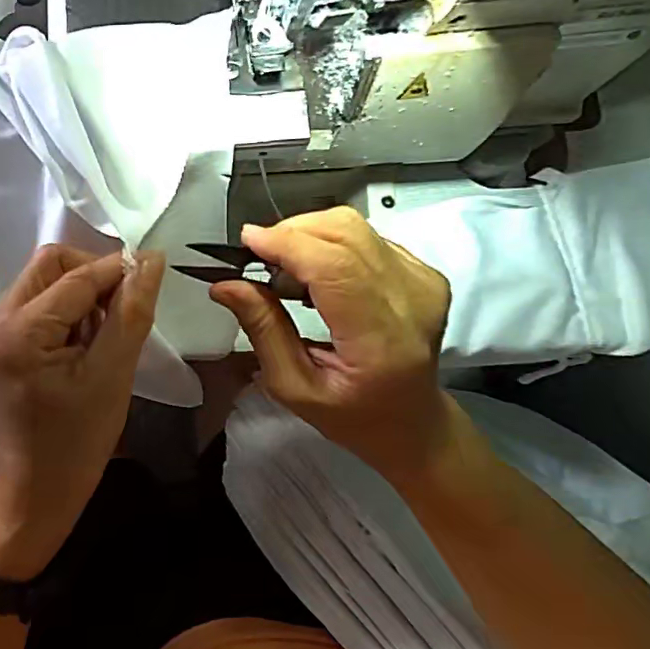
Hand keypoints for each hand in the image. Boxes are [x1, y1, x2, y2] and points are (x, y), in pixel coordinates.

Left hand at [0, 245, 163, 580]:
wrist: (38, 492)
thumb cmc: (78, 440)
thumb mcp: (113, 374)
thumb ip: (131, 311)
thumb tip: (150, 260)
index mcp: (21, 329)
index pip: (78, 275)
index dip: (120, 269)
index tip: (156, 275)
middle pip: (53, 263)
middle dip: (95, 274)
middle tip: (124, 309)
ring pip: (48, 279)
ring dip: (84, 292)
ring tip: (107, 332)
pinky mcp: (5, 341)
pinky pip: (42, 302)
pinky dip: (71, 309)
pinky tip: (89, 341)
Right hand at [207, 207, 465, 480]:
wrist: (413, 422)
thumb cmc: (355, 416)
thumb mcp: (295, 387)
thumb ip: (263, 330)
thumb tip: (227, 285)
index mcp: (381, 339)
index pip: (334, 265)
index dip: (287, 244)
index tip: (247, 242)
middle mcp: (411, 300)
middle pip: (344, 233)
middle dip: (290, 234)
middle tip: (259, 260)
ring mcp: (421, 280)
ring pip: (352, 226)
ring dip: (307, 236)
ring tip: (286, 271)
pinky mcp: (422, 271)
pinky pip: (365, 235)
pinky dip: (329, 244)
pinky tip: (317, 275)